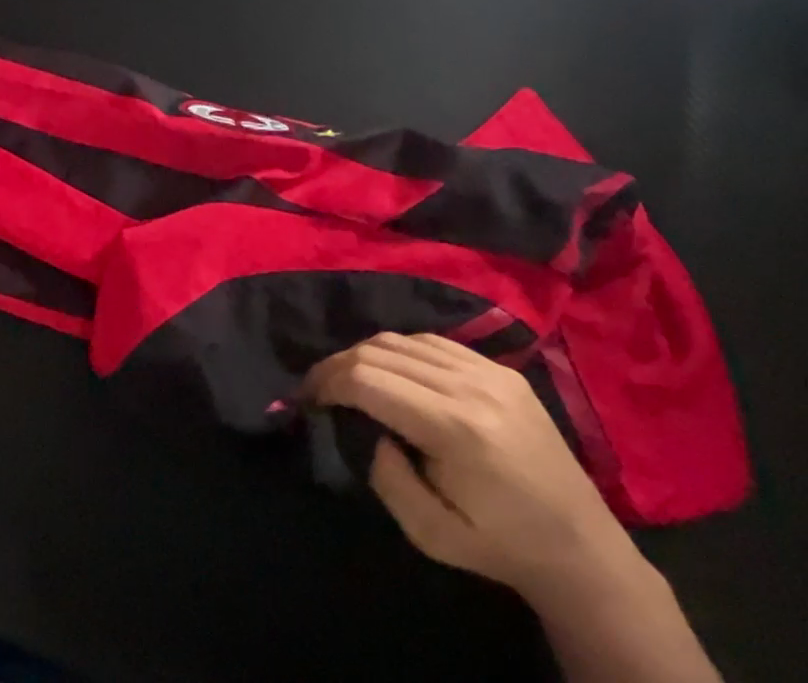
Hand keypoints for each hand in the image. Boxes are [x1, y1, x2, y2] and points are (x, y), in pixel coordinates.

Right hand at [303, 333, 643, 601]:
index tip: (306, 403)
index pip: (366, 378)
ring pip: (402, 340)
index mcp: (457, 428)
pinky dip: (398, 352)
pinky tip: (391, 376)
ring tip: (348, 382)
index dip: (324, 384)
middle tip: (317, 392)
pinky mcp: (504, 373)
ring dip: (363, 356)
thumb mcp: (426, 529)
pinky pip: (433, 342)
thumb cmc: (499, 545)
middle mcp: (475, 388)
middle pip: (378, 351)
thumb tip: (366, 430)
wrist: (582, 549)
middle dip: (334, 367)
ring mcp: (494, 375)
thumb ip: (383, 474)